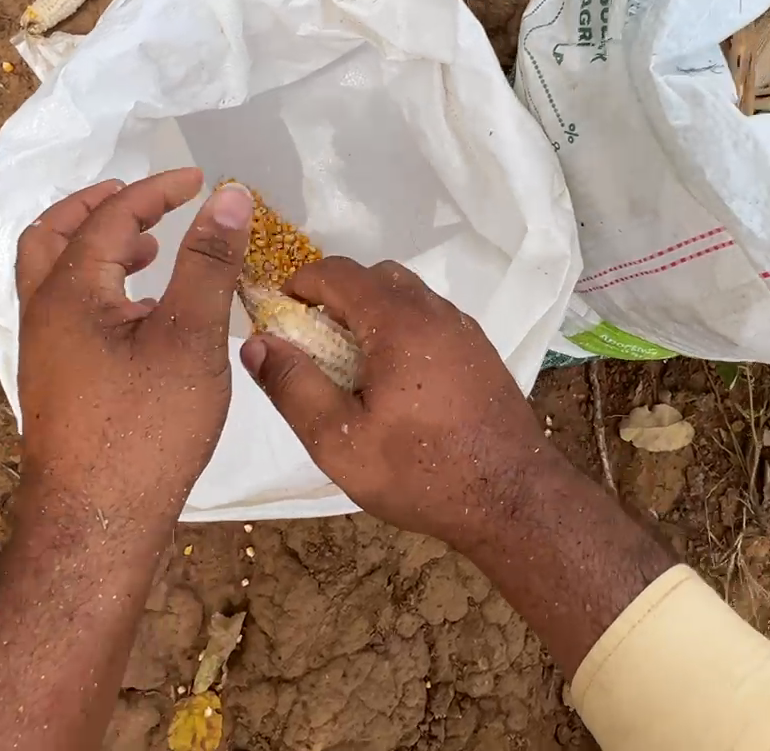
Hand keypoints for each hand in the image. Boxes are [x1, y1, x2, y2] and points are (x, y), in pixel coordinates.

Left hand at [14, 169, 252, 530]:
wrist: (99, 522)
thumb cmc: (147, 425)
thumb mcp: (190, 337)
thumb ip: (209, 262)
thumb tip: (228, 197)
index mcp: (69, 295)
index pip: (110, 218)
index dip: (157, 190)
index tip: (199, 179)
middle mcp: (44, 316)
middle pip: (53, 236)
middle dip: (100, 206)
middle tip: (146, 199)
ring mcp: (47, 352)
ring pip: (56, 275)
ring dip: (98, 245)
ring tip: (150, 247)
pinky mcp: (60, 381)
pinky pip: (70, 308)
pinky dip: (102, 285)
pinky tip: (145, 310)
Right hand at [238, 257, 568, 550]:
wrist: (512, 497)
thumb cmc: (420, 471)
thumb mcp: (339, 441)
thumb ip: (294, 385)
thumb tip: (257, 342)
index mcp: (398, 322)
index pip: (339, 272)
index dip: (302, 283)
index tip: (281, 312)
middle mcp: (435, 312)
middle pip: (377, 276)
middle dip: (338, 295)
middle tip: (316, 341)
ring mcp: (464, 329)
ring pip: (409, 295)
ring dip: (374, 311)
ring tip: (355, 363)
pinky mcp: (481, 351)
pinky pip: (433, 318)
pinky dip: (405, 327)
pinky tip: (399, 379)